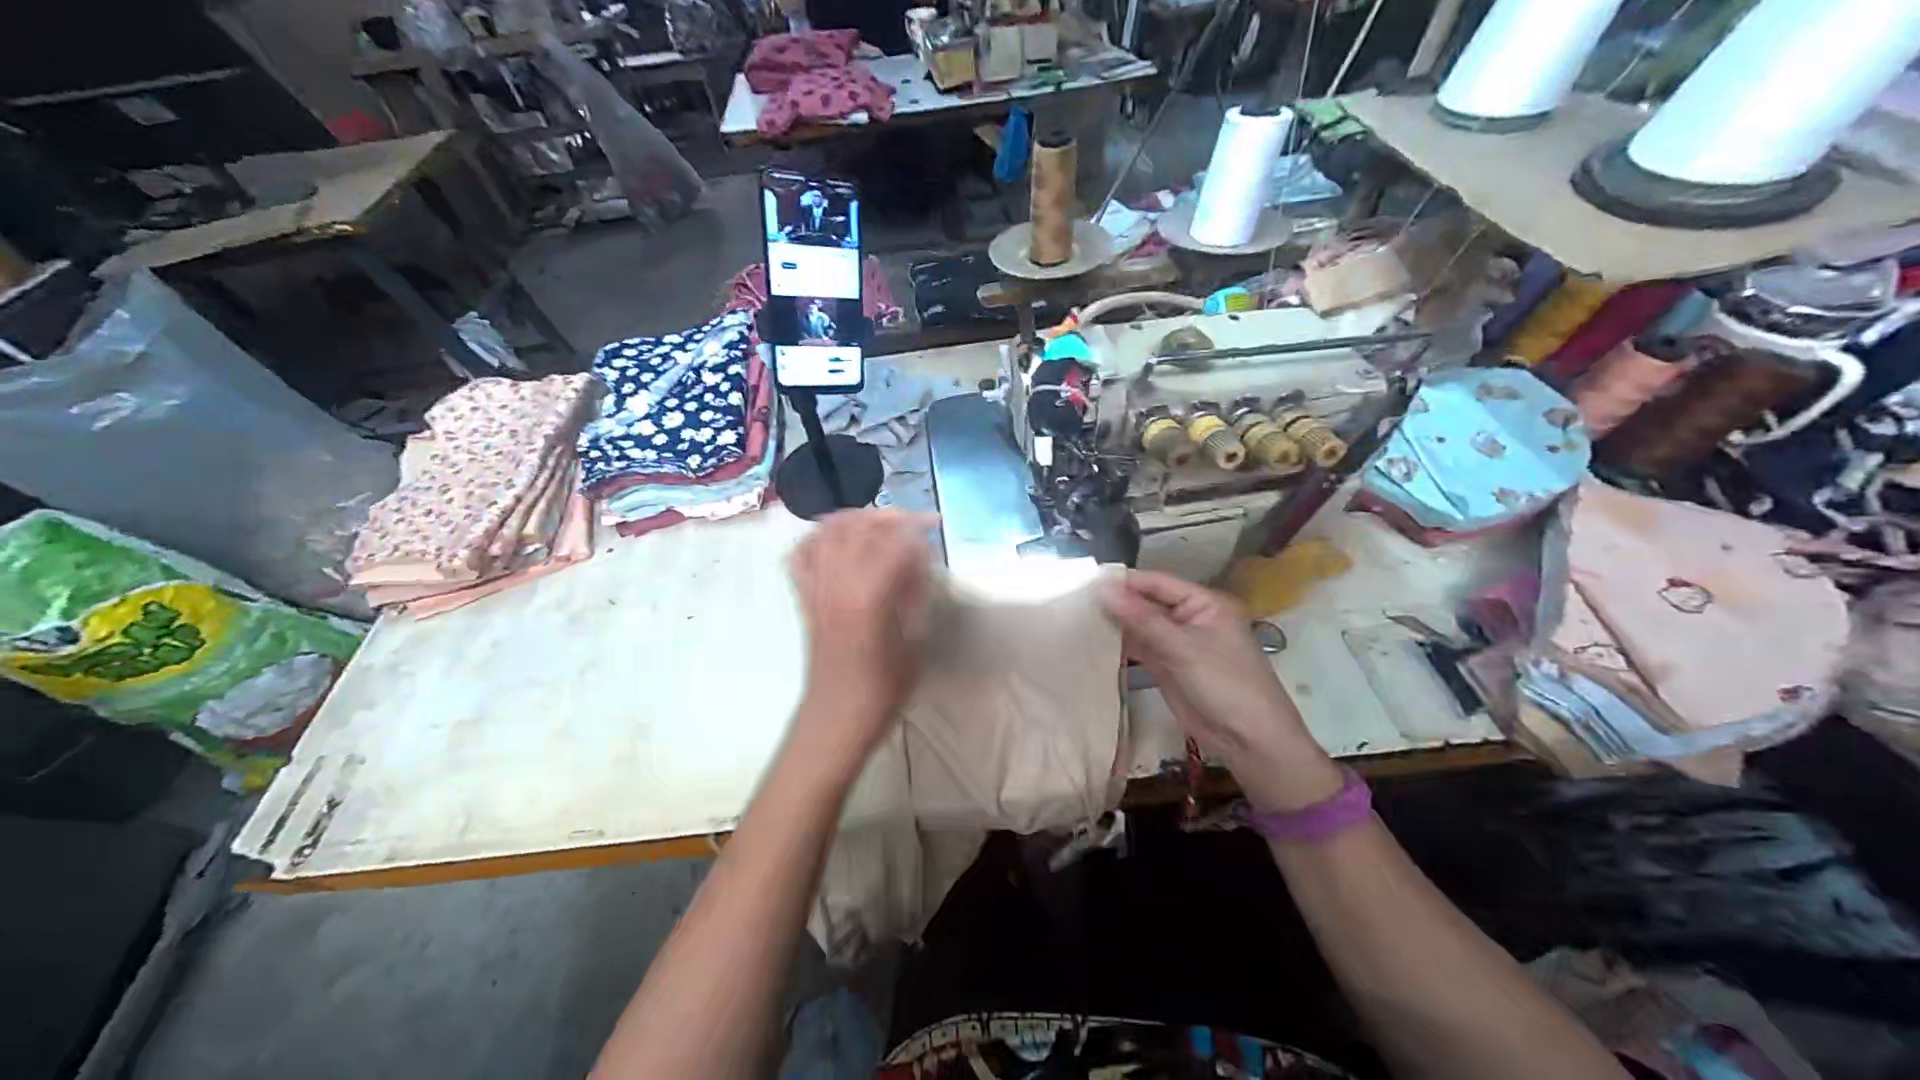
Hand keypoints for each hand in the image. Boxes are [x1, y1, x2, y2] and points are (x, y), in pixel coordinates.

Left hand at [788, 508, 935, 769]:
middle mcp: (837, 582)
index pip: (893, 540)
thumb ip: (916, 592)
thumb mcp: (915, 640)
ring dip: (854, 520)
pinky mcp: (803, 597)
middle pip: (858, 526)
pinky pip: (801, 554)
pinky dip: (816, 538)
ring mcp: (815, 587)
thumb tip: (919, 558)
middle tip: (911, 524)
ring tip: (877, 525)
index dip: (916, 526)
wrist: (837, 717)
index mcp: (870, 594)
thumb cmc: (884, 688)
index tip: (935, 524)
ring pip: (827, 531)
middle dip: (887, 516)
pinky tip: (836, 542)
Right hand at [1100, 570, 1343, 811]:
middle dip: (1116, 601)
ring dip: (1115, 623)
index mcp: (1204, 603)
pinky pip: (1140, 648)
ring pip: (1141, 626)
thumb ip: (1141, 619)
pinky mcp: (1168, 667)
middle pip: (1147, 602)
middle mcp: (1190, 618)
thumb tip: (1103, 589)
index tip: (1086, 582)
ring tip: (1076, 617)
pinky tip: (1094, 640)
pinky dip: (1120, 645)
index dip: (1125, 582)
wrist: (1250, 741)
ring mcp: (1178, 644)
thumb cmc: (1226, 685)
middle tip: (1074, 600)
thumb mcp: (1183, 648)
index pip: (1158, 583)